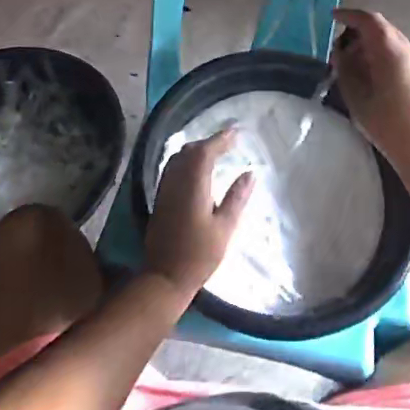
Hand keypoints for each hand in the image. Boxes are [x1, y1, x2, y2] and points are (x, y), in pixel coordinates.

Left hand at [143, 130, 255, 296]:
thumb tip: (250, 173)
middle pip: (189, 151)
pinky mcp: (160, 198)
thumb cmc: (199, 255)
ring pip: (178, 158)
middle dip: (208, 142)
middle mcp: (175, 182)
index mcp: (193, 185)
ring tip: (215, 151)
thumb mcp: (225, 228)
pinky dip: (186, 161)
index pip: (205, 152)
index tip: (236, 133)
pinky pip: (172, 169)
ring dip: (196, 150)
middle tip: (228, 141)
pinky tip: (196, 170)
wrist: (165, 276)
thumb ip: (237, 198)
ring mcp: (165, 189)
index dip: (220, 139)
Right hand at [330, 8, 409, 173]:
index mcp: (390, 50)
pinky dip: (380, 56)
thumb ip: (346, 68)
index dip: (349, 15)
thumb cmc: (388, 122)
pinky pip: (397, 54)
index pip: (368, 20)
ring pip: (390, 41)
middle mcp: (407, 49)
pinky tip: (369, 77)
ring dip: (369, 45)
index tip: (332, 17)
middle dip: (358, 31)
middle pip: (381, 28)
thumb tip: (341, 53)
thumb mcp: (356, 95)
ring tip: (351, 65)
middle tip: (338, 48)